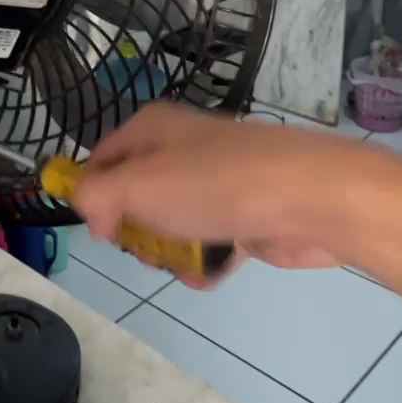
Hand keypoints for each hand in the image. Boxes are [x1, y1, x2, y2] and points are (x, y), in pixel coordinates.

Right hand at [71, 103, 401, 281]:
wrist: (310, 197)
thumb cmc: (213, 184)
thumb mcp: (137, 187)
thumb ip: (95, 196)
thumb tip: (91, 213)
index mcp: (153, 128)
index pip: (102, 158)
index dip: (94, 195)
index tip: (101, 231)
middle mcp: (181, 147)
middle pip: (135, 193)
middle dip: (134, 230)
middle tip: (143, 250)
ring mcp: (216, 179)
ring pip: (171, 221)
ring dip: (168, 251)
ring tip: (180, 266)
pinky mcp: (245, 212)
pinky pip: (209, 239)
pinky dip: (204, 260)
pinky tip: (207, 274)